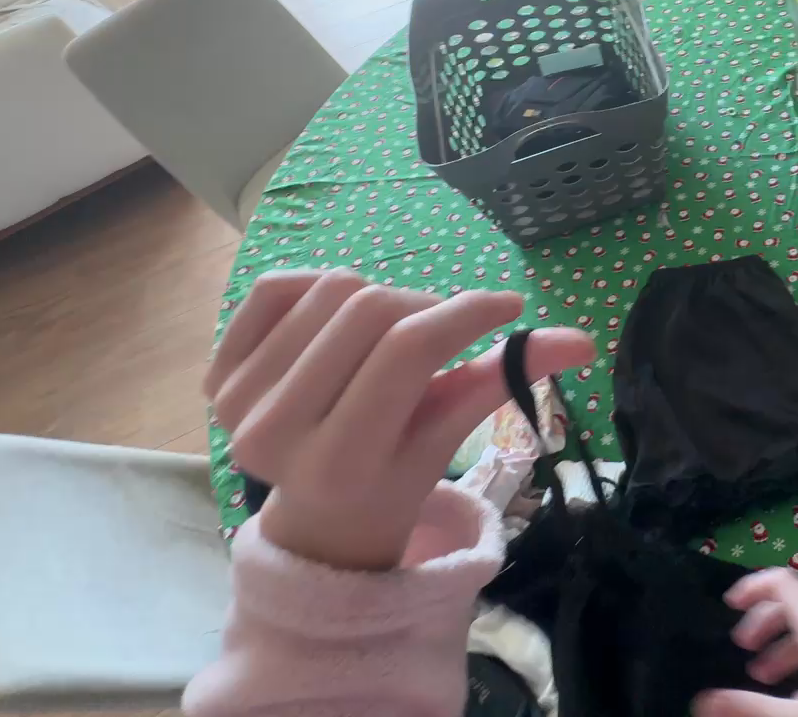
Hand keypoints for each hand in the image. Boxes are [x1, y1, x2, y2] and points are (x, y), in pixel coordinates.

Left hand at [205, 270, 594, 571]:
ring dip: (381, 300)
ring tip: (394, 338)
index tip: (508, 305)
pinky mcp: (214, 372)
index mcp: (340, 458)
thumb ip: (508, 382)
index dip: (468, 311)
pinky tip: (342, 327)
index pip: (409, 349)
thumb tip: (584, 341)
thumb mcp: (451, 438)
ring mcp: (234, 400)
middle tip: (447, 329)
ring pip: (332, 287)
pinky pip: (278, 286)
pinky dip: (323, 289)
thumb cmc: (397, 479)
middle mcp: (271, 429)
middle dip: (428, 306)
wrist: (319, 512)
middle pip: (371, 306)